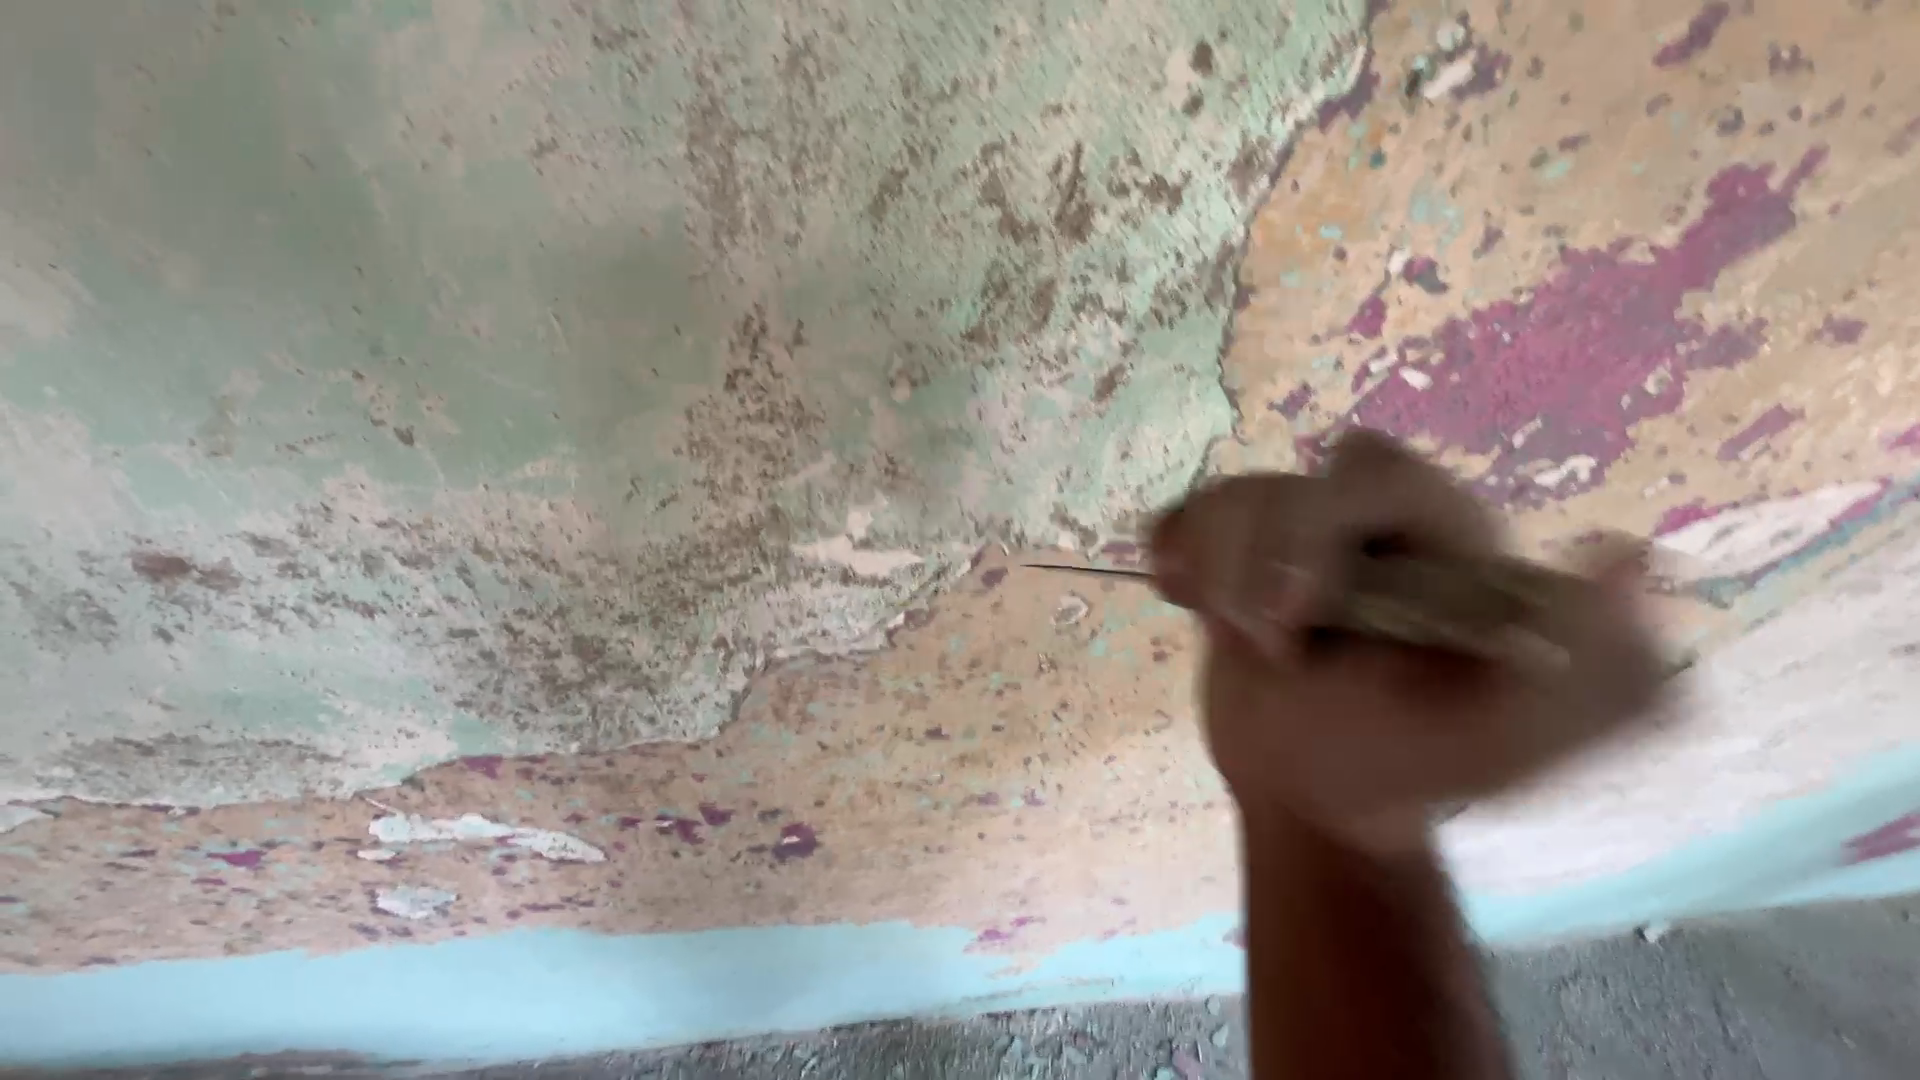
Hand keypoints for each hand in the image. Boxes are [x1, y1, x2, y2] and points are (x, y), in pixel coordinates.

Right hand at [1149, 430, 1667, 850]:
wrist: (1309, 791)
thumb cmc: (1404, 769)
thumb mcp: (1505, 744)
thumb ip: (1596, 672)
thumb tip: (1623, 553)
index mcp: (1441, 537)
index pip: (1369, 470)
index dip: (1311, 527)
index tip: (1292, 620)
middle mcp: (1366, 519)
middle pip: (1277, 486)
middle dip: (1247, 565)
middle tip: (1266, 646)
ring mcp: (1290, 532)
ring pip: (1220, 500)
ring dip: (1212, 579)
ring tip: (1241, 642)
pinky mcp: (1230, 552)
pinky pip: (1182, 517)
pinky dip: (1173, 557)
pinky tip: (1187, 601)